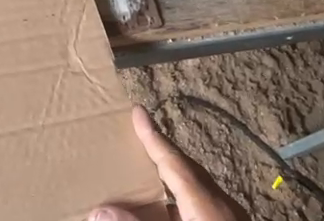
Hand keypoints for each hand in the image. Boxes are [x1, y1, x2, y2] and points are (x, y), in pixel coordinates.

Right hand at [89, 105, 244, 220]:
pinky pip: (207, 211)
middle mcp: (223, 209)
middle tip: (142, 137)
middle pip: (189, 174)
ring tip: (151, 178)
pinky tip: (172, 215)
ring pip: (200, 195)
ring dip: (175, 184)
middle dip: (165, 156)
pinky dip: (185, 207)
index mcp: (207, 206)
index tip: (138, 112)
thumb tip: (100, 211)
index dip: (153, 138)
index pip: (174, 162)